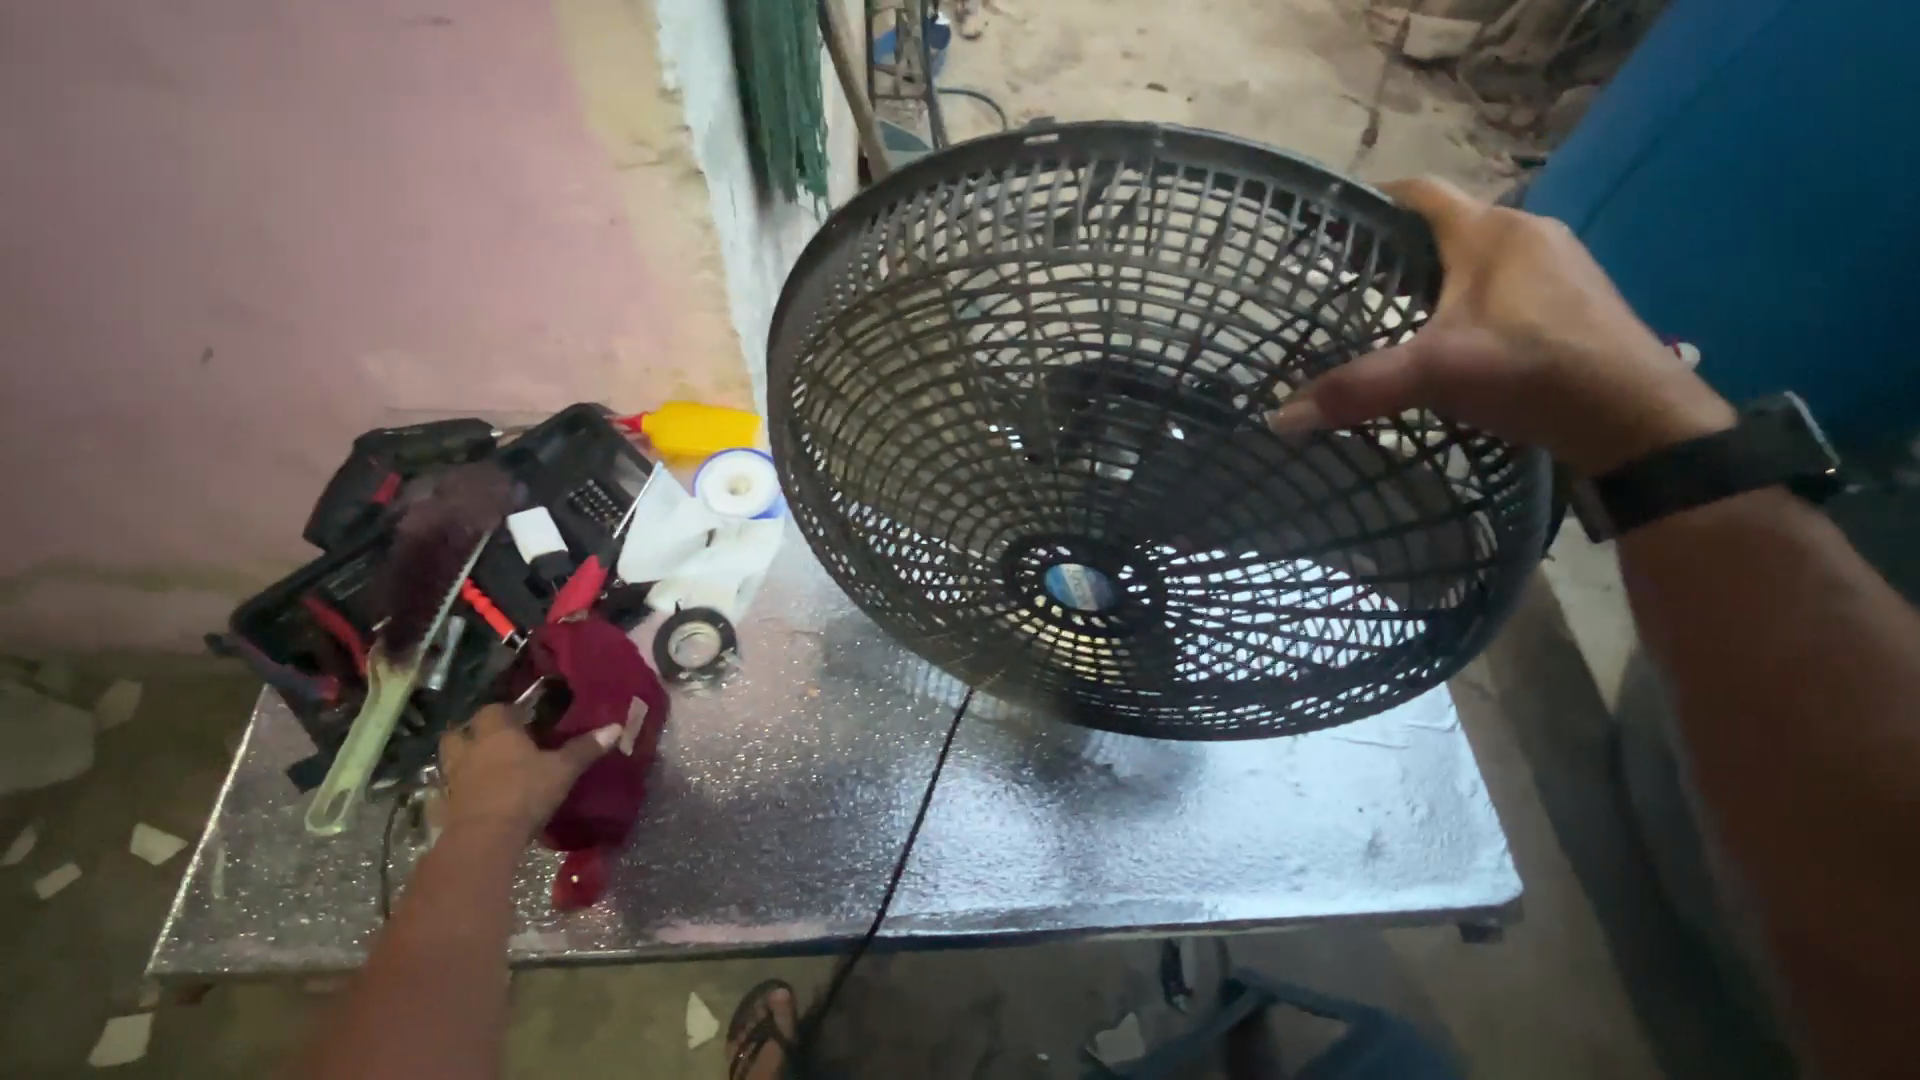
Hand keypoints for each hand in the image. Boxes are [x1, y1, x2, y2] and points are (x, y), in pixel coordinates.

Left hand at [437, 704, 619, 842]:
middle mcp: (470, 749)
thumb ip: (585, 748)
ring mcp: (453, 778)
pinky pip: (449, 789)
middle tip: (497, 741)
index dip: (507, 712)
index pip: (494, 709)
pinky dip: (460, 788)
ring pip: (450, 759)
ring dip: (464, 759)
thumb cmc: (524, 793)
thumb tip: (615, 727)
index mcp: (497, 733)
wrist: (484, 838)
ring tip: (484, 766)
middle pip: (460, 731)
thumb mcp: (563, 770)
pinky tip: (477, 795)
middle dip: (475, 733)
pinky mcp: (445, 805)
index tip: (523, 719)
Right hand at [1269, 176, 1735, 475]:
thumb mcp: (1433, 374)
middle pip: (1448, 225)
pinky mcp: (1573, 298)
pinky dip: (1469, 296)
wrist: (1634, 414)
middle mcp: (1527, 233)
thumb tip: (1279, 417)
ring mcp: (1559, 263)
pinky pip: (1506, 281)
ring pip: (1479, 255)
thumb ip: (1355, 388)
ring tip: (1394, 309)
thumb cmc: (1530, 370)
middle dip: (1399, 247)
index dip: (1376, 200)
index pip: (1422, 193)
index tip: (1335, 221)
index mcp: (1490, 233)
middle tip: (1351, 280)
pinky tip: (1454, 334)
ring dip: (1437, 274)